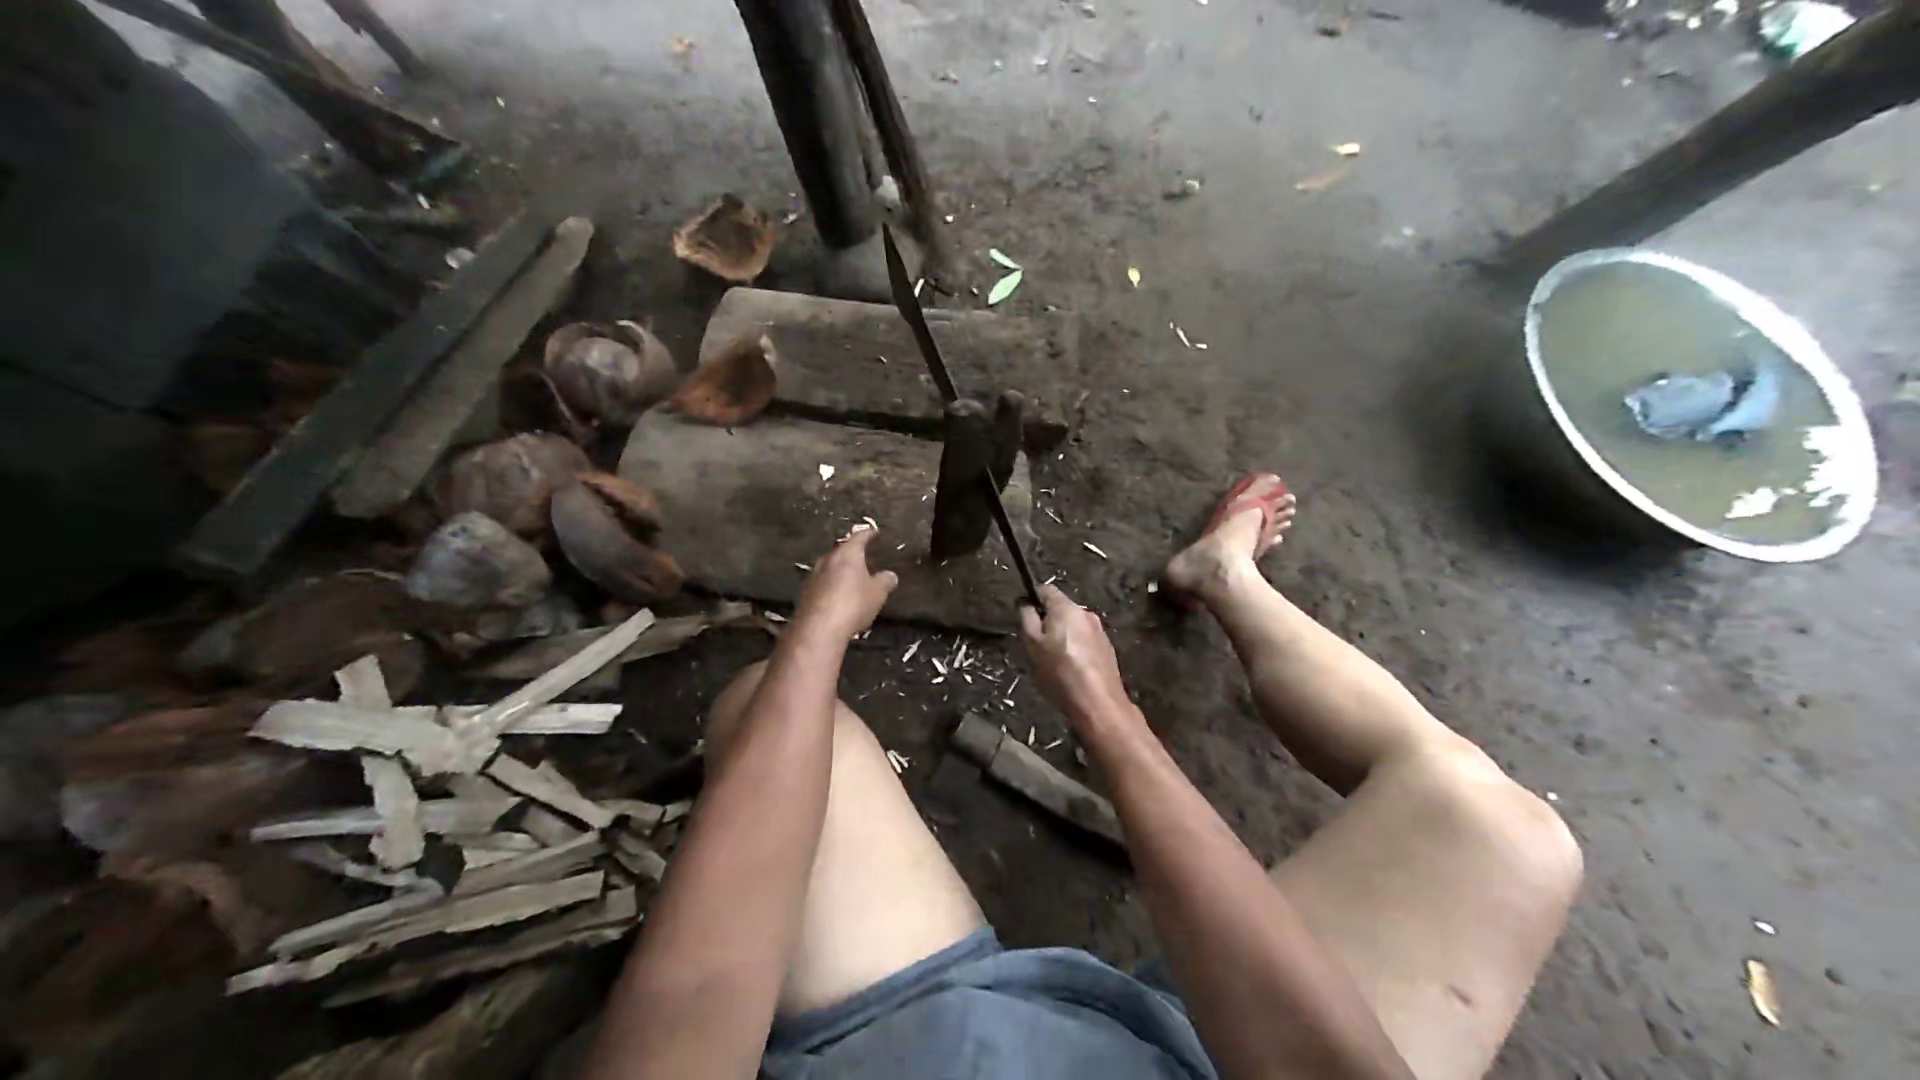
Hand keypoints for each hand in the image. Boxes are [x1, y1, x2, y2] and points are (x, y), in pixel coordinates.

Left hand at [794, 525, 898, 639]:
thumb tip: (890, 575)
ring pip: (830, 568)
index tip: (874, 533)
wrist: (818, 629)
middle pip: (842, 551)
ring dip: (840, 571)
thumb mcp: (878, 593)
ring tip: (852, 579)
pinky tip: (838, 597)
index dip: (869, 534)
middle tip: (865, 559)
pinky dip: (831, 586)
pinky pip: (822, 584)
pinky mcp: (805, 593)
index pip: (859, 537)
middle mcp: (827, 560)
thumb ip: (885, 581)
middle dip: (853, 554)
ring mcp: (813, 576)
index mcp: (847, 554)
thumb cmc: (853, 604)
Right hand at [1019, 585, 1134, 734]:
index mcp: (1067, 607)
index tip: (1025, 618)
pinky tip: (1071, 671)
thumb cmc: (1060, 672)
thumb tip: (1025, 602)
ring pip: (1072, 627)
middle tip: (1037, 647)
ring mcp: (1100, 632)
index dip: (1031, 600)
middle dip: (1047, 623)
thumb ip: (1026, 617)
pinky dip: (1075, 650)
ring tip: (1054, 663)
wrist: (1098, 703)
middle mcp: (1086, 614)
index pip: (1045, 589)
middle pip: (1060, 609)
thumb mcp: (1032, 644)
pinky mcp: (1107, 649)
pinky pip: (1084, 642)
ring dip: (1061, 637)